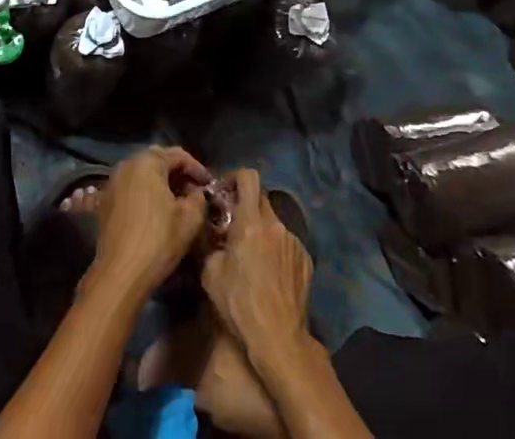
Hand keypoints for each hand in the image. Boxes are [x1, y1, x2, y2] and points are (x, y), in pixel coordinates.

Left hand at [93, 147, 212, 295]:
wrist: (120, 274)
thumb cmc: (159, 240)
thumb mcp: (191, 217)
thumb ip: (197, 196)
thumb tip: (194, 192)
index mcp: (148, 162)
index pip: (179, 156)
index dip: (197, 168)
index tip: (209, 184)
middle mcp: (127, 165)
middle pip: (157, 160)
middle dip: (177, 172)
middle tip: (193, 188)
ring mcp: (112, 183)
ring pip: (141, 174)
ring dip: (159, 182)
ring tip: (176, 199)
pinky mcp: (104, 203)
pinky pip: (129, 189)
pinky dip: (143, 194)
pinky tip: (152, 206)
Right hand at [201, 169, 312, 352]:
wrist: (278, 336)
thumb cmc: (239, 304)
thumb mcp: (210, 275)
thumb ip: (209, 245)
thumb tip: (210, 234)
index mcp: (251, 223)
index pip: (249, 178)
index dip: (236, 177)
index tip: (225, 191)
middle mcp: (275, 224)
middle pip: (261, 200)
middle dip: (246, 207)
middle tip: (234, 227)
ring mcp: (294, 240)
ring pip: (274, 224)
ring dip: (262, 231)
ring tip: (252, 258)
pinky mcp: (306, 258)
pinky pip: (287, 244)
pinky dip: (276, 250)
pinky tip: (270, 274)